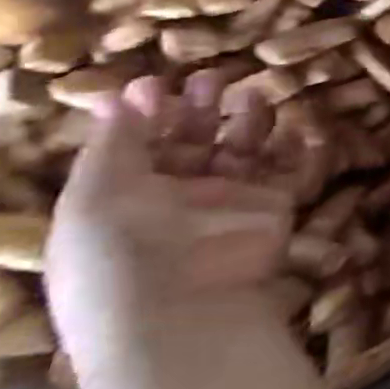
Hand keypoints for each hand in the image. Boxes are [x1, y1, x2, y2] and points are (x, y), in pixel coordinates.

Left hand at [46, 71, 304, 362]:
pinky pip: (289, 173)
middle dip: (201, 109)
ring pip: (244, 152)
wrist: (185, 310)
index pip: (141, 145)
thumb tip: (116, 94)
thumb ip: (113, 140)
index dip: (148, 114)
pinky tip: (294, 129)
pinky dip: (295, 151)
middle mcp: (179, 200)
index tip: (157, 83)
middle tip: (212, 78)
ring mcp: (229, 205)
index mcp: (126, 197)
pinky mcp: (274, 212)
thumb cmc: (119, 249)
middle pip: (195, 143)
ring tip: (256, 96)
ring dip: (249, 122)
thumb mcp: (94, 191)